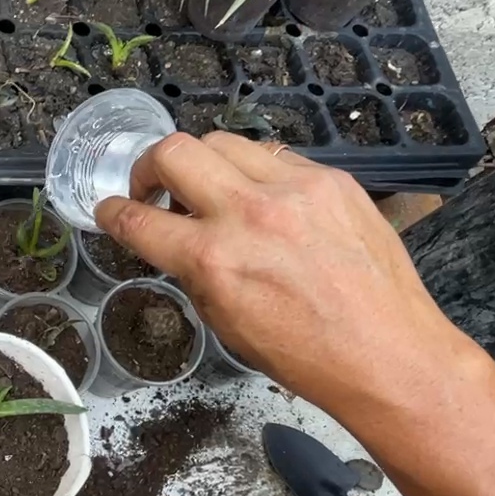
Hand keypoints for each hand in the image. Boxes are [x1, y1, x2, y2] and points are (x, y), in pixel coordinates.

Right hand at [95, 131, 481, 417]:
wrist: (386, 352)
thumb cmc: (300, 353)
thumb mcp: (223, 321)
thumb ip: (193, 270)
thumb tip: (178, 241)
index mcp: (213, 260)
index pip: (140, 220)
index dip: (112, 212)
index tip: (109, 209)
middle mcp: (249, 213)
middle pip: (175, 151)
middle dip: (148, 168)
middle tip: (154, 190)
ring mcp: (294, 189)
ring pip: (223, 142)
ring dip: (201, 164)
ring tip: (208, 192)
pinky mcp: (332, 180)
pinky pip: (273, 157)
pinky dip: (251, 174)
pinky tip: (259, 200)